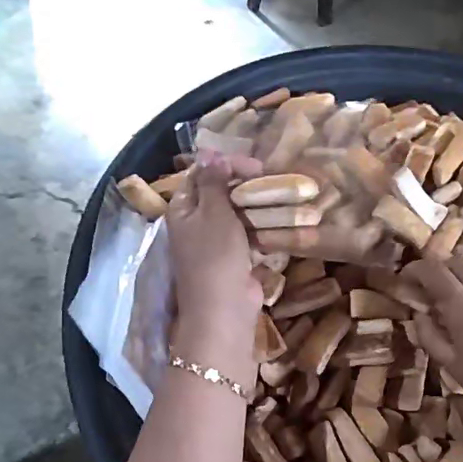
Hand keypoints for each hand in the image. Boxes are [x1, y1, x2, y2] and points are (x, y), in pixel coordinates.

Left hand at [166, 153, 262, 373]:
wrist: (224, 309)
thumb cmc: (215, 256)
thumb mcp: (214, 211)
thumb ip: (214, 182)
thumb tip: (209, 153)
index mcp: (182, 209)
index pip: (201, 175)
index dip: (226, 165)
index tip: (255, 166)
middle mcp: (195, 224)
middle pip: (219, 193)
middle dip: (244, 184)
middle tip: (270, 180)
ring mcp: (214, 244)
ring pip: (236, 215)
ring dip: (255, 206)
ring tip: (280, 196)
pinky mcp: (233, 260)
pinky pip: (247, 236)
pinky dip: (260, 227)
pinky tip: (278, 220)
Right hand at [403, 254, 462, 427]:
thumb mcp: (449, 362)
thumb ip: (428, 334)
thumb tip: (418, 313)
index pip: (434, 271)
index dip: (415, 269)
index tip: (405, 278)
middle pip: (455, 260)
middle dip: (435, 268)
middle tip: (424, 286)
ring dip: (456, 268)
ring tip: (448, 287)